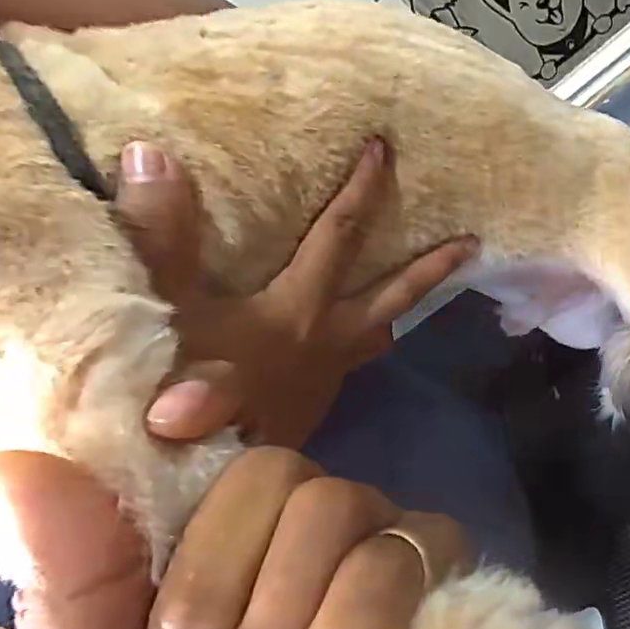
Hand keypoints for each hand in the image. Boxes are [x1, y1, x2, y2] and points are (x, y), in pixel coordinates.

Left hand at [0, 450, 472, 628]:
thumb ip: (72, 596)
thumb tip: (22, 457)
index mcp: (211, 545)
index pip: (223, 436)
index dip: (212, 400)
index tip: (175, 421)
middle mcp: (304, 532)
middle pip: (285, 472)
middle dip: (227, 579)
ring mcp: (379, 551)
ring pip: (347, 510)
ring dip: (287, 626)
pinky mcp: (441, 587)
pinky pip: (412, 556)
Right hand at [116, 137, 477, 447]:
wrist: (200, 479)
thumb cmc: (180, 392)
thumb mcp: (163, 310)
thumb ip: (161, 237)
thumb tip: (155, 155)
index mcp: (302, 307)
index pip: (340, 235)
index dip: (362, 189)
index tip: (385, 149)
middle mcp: (332, 337)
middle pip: (397, 293)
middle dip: (434, 264)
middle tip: (474, 243)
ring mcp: (332, 373)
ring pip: (385, 330)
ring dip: (412, 304)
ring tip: (438, 286)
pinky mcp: (320, 400)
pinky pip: (360, 358)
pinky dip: (372, 338)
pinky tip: (360, 337)